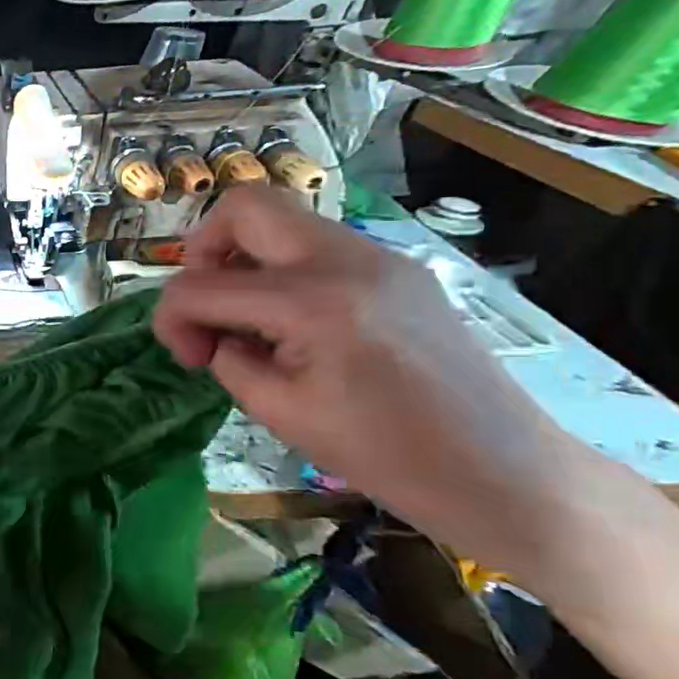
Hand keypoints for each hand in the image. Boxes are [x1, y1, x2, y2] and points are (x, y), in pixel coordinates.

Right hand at [153, 188, 629, 575]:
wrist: (506, 472)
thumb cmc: (388, 458)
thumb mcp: (282, 413)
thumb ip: (231, 358)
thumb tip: (215, 333)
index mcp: (311, 302)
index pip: (202, 285)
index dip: (171, 318)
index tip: (187, 356)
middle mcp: (344, 257)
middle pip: (244, 206)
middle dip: (204, 251)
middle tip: (207, 306)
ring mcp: (378, 255)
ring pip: (283, 220)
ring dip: (246, 259)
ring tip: (251, 320)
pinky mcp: (398, 267)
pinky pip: (319, 246)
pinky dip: (285, 271)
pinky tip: (296, 324)